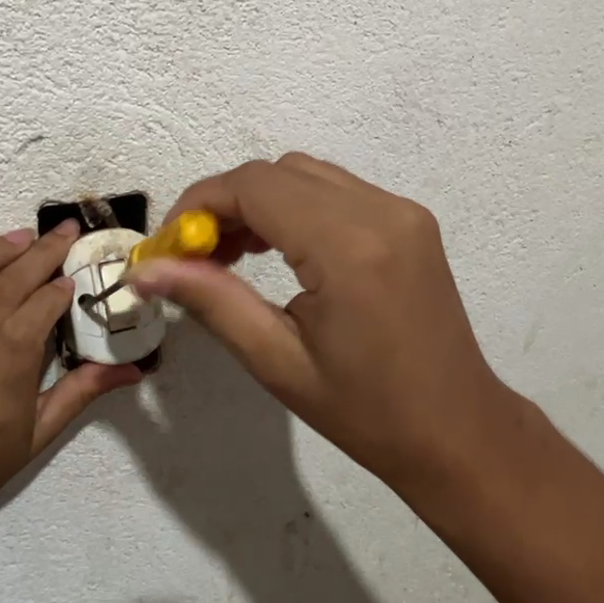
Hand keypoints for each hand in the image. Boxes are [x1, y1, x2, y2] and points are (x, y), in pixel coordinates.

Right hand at [131, 154, 508, 487]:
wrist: (457, 430)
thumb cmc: (366, 412)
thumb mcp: (277, 361)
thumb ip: (212, 301)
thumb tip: (146, 271)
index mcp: (348, 247)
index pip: (255, 187)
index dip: (199, 204)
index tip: (170, 245)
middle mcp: (380, 212)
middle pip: (279, 172)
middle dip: (226, 203)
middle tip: (196, 257)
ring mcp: (402, 211)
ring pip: (307, 175)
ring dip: (260, 202)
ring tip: (232, 256)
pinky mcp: (411, 221)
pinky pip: (337, 191)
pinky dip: (296, 207)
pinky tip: (280, 251)